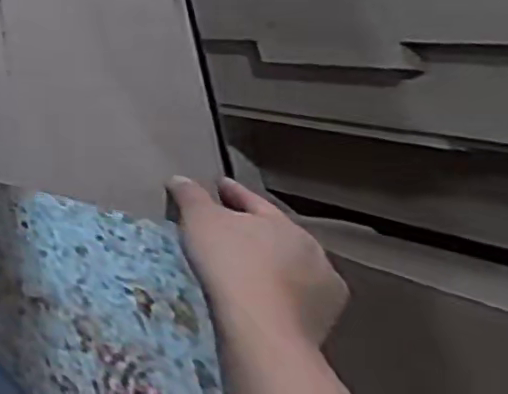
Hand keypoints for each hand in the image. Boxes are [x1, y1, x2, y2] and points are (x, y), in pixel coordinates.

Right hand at [168, 176, 348, 348]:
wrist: (262, 327)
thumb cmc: (230, 260)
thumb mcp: (197, 215)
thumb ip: (190, 193)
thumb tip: (182, 180)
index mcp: (288, 226)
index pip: (253, 200)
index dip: (231, 190)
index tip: (217, 184)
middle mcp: (316, 255)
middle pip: (274, 234)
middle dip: (252, 228)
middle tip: (223, 225)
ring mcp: (324, 293)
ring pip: (287, 265)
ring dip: (266, 260)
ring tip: (238, 260)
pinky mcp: (321, 322)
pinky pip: (290, 292)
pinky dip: (273, 286)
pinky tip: (254, 288)